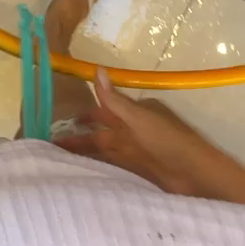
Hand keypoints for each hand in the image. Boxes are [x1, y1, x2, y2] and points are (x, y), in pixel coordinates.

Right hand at [54, 69, 236, 198]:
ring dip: (85, 154)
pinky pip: (113, 167)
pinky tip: (82, 176)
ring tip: (58, 162)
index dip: (81, 116)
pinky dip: (98, 168)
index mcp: (134, 113)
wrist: (195, 175)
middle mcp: (132, 130)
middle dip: (78, 137)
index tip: (57, 122)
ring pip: (104, 150)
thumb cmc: (168, 141)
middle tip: (49, 145)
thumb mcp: (138, 118)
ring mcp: (136, 152)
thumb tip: (95, 69)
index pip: (102, 111)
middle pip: (99, 132)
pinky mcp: (139, 172)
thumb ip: (115, 100)